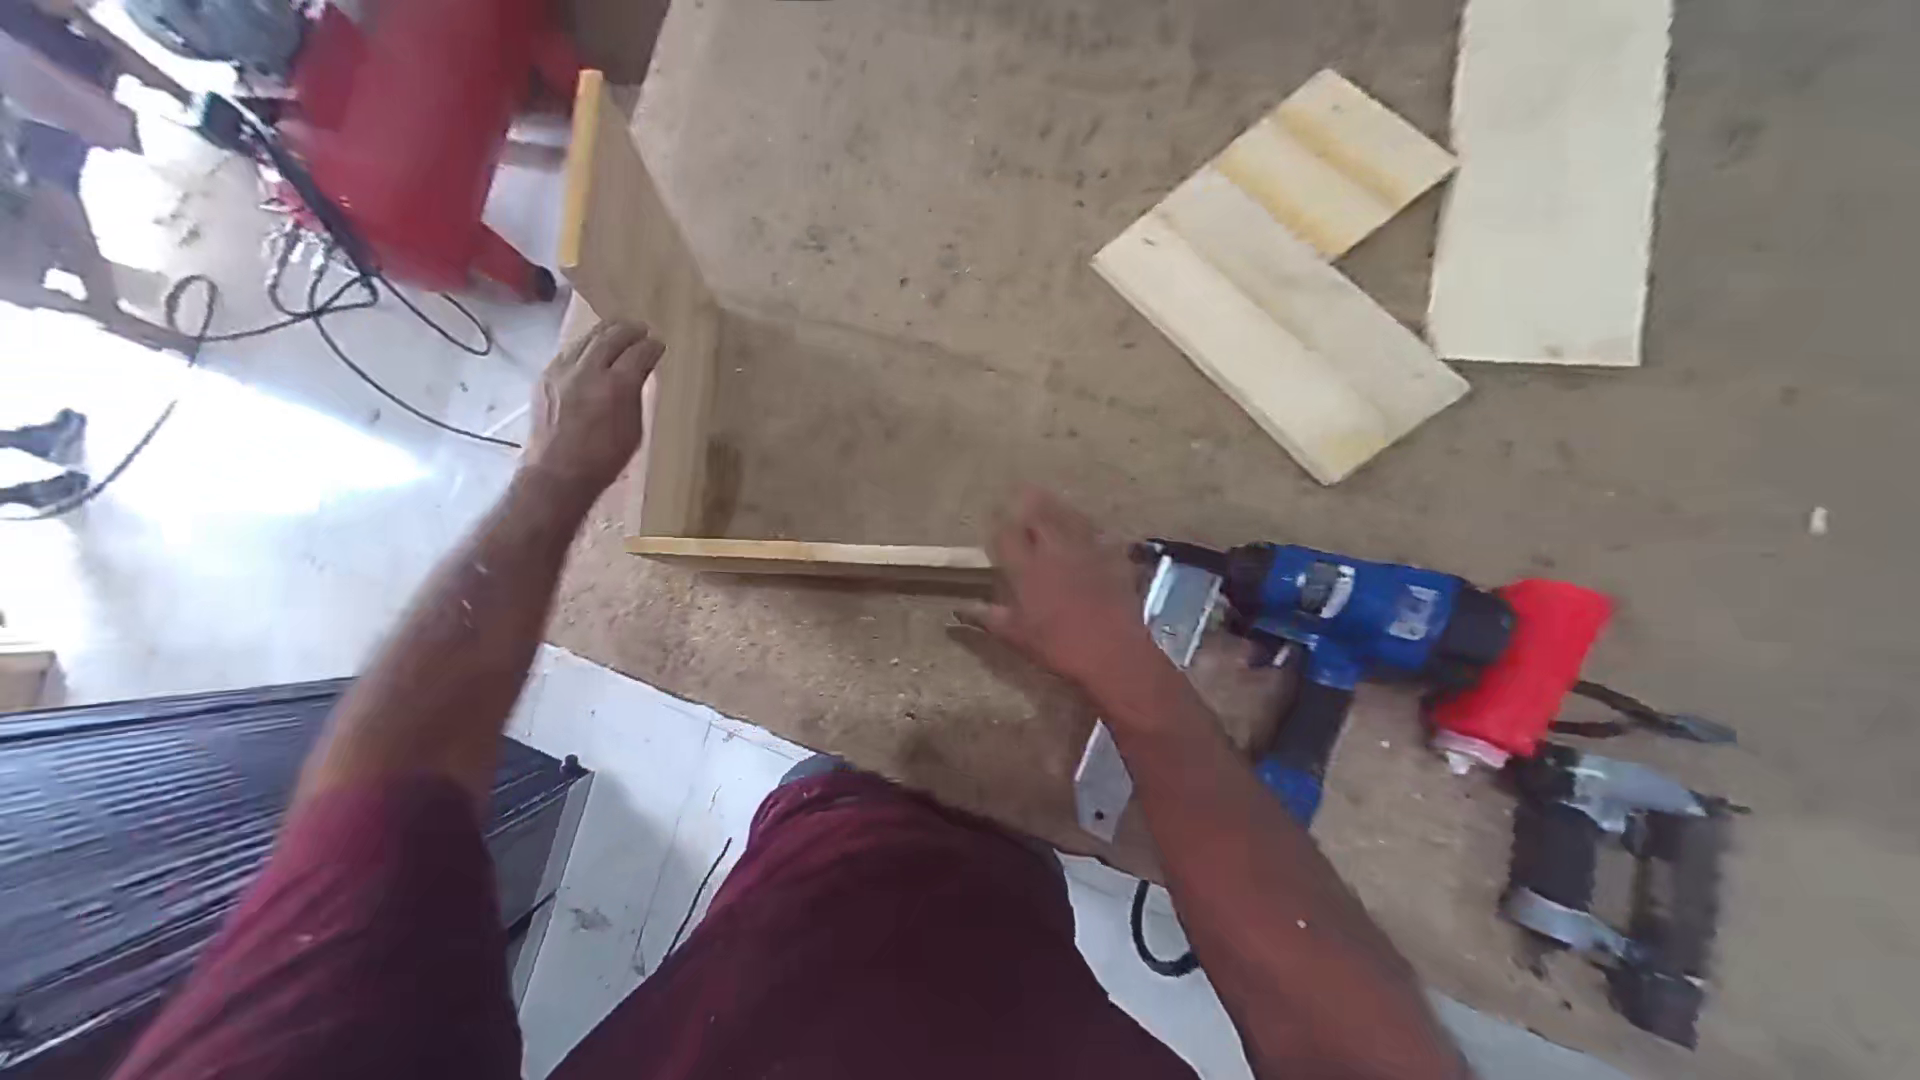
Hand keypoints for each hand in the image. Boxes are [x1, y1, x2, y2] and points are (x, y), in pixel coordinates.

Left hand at [521, 321, 663, 500]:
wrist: (558, 472)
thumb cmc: (605, 458)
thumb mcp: (634, 427)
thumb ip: (635, 395)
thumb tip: (638, 375)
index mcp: (618, 386)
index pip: (639, 354)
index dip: (651, 347)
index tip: (659, 345)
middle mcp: (589, 371)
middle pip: (611, 337)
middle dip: (629, 331)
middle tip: (641, 328)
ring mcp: (563, 371)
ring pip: (587, 339)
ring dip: (605, 332)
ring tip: (617, 330)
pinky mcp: (545, 376)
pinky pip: (569, 351)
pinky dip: (585, 345)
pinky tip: (591, 348)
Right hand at [975, 487, 1162, 694]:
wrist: (1112, 654)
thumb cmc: (1058, 647)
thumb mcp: (1015, 636)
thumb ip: (986, 617)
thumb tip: (957, 610)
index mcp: (1026, 569)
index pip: (1007, 534)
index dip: (999, 519)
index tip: (995, 510)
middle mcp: (1054, 552)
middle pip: (1040, 515)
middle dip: (1029, 501)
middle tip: (1024, 490)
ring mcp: (1086, 552)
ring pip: (1070, 518)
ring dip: (1059, 506)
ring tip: (1053, 498)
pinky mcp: (1113, 560)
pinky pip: (1101, 535)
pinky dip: (1092, 527)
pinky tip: (1092, 527)